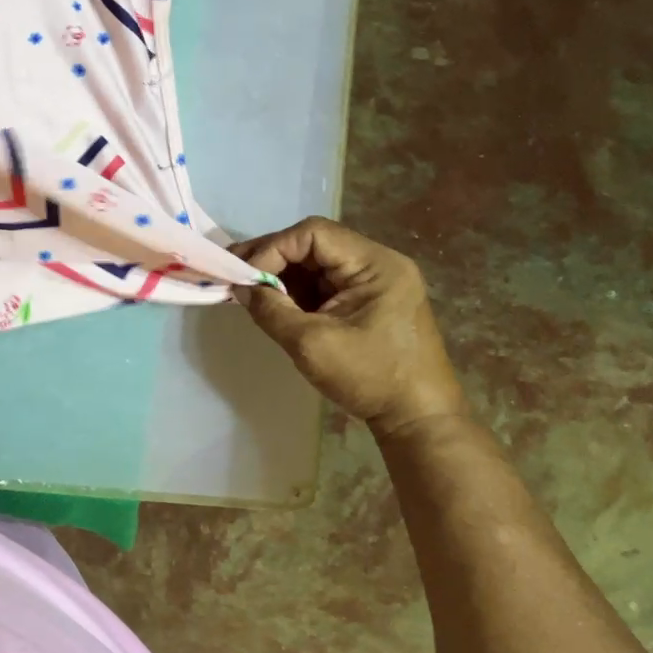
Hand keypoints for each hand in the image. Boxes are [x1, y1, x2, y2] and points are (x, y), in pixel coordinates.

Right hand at [231, 217, 466, 439]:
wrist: (417, 417)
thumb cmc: (371, 377)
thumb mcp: (311, 343)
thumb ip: (270, 309)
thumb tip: (240, 288)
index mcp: (376, 266)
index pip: (313, 234)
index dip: (272, 248)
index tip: (247, 277)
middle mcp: (377, 264)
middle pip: (311, 244)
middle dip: (270, 258)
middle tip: (234, 274)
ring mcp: (372, 282)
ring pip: (312, 262)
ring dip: (279, 274)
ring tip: (247, 291)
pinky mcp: (364, 300)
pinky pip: (320, 282)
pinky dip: (292, 289)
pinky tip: (271, 303)